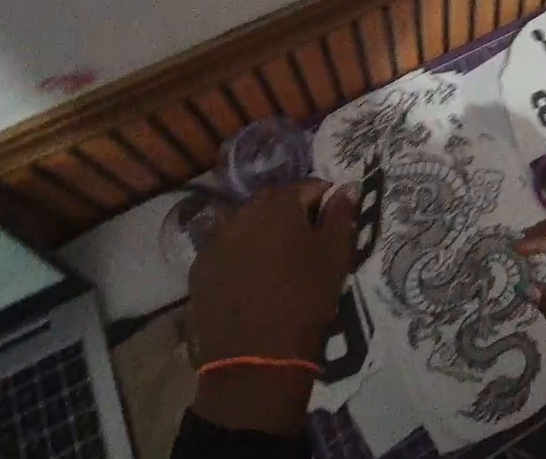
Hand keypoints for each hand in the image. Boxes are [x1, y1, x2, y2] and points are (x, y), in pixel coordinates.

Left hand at [187, 179, 356, 435]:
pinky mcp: (200, 268)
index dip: (324, 201)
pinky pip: (225, 248)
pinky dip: (239, 254)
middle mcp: (243, 212)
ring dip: (262, 231)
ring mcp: (216, 239)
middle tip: (306, 242)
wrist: (256, 359)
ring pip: (246, 223)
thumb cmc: (305, 300)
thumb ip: (341, 214)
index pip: (308, 186)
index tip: (332, 223)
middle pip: (273, 201)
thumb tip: (346, 187)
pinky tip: (251, 278)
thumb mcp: (334, 256)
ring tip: (277, 260)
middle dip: (290, 213)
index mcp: (279, 204)